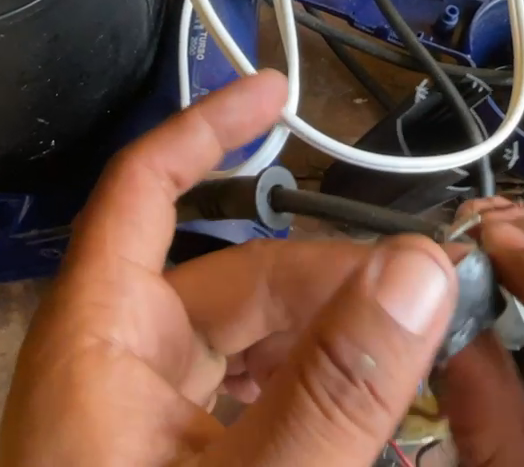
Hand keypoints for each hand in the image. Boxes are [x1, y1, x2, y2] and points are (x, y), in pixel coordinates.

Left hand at [0, 70, 458, 465]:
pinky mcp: (173, 466)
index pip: (145, 187)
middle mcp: (118, 364)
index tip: (276, 93)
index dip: (207, 125)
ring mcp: (145, 423)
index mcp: (98, 338)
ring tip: (420, 352)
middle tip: (425, 289)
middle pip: (234, 276)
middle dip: (330, 274)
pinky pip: (256, 405)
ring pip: (255, 346)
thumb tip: (419, 270)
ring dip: (336, 341)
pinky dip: (317, 398)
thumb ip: (336, 387)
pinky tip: (378, 415)